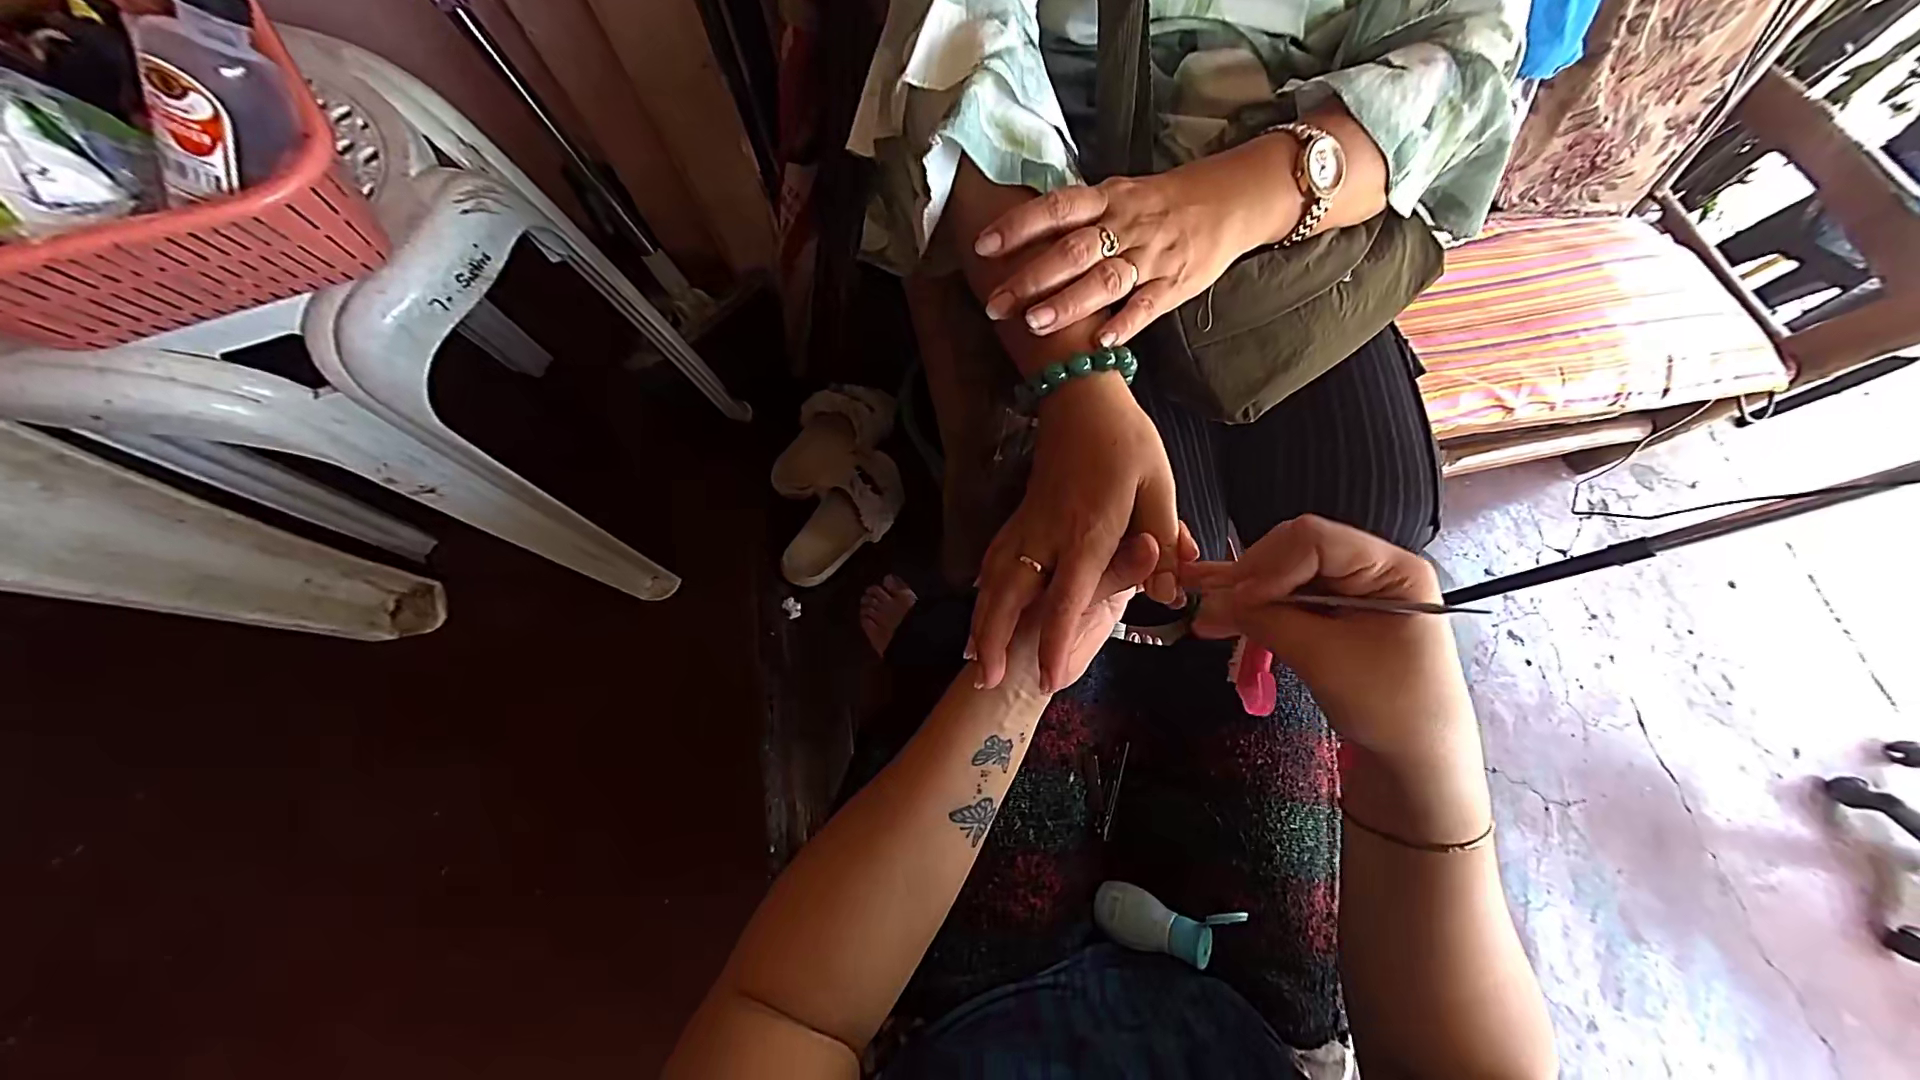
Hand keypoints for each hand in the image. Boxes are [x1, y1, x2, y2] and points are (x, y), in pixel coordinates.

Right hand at [971, 374, 1194, 691]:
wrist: (1080, 397)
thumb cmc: (1126, 441)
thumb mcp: (1159, 486)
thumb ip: (1162, 541)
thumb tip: (1168, 592)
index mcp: (1088, 532)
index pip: (1066, 597)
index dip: (1054, 641)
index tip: (1045, 679)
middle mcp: (1049, 535)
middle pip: (1010, 593)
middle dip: (994, 638)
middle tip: (986, 679)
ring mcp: (1027, 524)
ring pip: (993, 577)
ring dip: (980, 617)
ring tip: (973, 655)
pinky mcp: (1019, 514)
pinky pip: (994, 556)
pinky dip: (982, 586)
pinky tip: (978, 604)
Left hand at [973, 144, 1294, 346]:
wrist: (1229, 201)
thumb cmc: (1159, 203)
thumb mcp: (1117, 194)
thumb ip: (1076, 214)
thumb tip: (1022, 230)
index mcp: (1107, 200)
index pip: (1056, 209)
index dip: (1019, 227)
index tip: (983, 247)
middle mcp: (1125, 226)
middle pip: (1074, 250)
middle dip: (1032, 278)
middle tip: (996, 304)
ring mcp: (1151, 257)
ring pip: (1106, 280)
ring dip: (1069, 303)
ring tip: (1035, 324)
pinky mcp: (1174, 285)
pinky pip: (1148, 306)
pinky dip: (1125, 323)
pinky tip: (1102, 341)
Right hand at [1179, 516, 1472, 759]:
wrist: (1416, 755)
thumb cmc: (1389, 706)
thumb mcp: (1323, 658)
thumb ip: (1266, 620)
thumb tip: (1211, 601)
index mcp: (1390, 568)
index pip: (1315, 541)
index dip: (1270, 565)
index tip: (1240, 600)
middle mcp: (1368, 568)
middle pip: (1292, 551)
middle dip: (1251, 577)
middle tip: (1211, 605)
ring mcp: (1348, 590)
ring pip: (1281, 574)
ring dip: (1244, 593)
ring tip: (1207, 613)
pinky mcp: (1330, 611)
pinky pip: (1284, 597)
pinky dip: (1253, 607)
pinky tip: (1220, 613)